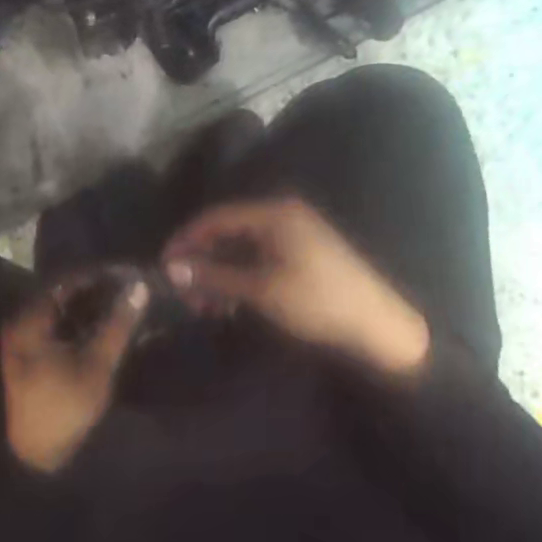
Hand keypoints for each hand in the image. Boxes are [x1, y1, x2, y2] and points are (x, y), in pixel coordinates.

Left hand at [0, 268, 148, 472]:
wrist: (35, 457)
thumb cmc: (65, 406)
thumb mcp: (97, 363)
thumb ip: (118, 322)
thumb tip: (139, 287)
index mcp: (29, 319)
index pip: (66, 280)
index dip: (98, 274)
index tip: (127, 272)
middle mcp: (20, 322)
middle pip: (62, 293)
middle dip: (96, 289)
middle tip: (128, 286)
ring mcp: (22, 339)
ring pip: (60, 310)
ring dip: (89, 305)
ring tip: (121, 302)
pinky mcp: (29, 355)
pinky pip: (56, 326)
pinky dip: (79, 322)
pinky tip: (103, 325)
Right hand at [163, 198, 427, 380]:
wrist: (379, 327)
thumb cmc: (317, 301)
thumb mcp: (261, 290)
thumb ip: (214, 275)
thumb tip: (172, 267)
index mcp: (274, 214)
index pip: (216, 217)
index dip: (186, 239)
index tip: (163, 264)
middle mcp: (282, 216)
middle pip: (228, 232)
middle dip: (202, 262)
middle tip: (184, 294)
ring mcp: (294, 235)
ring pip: (242, 249)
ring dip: (219, 275)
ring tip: (204, 306)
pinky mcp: (302, 256)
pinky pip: (259, 259)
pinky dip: (240, 279)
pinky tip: (229, 303)